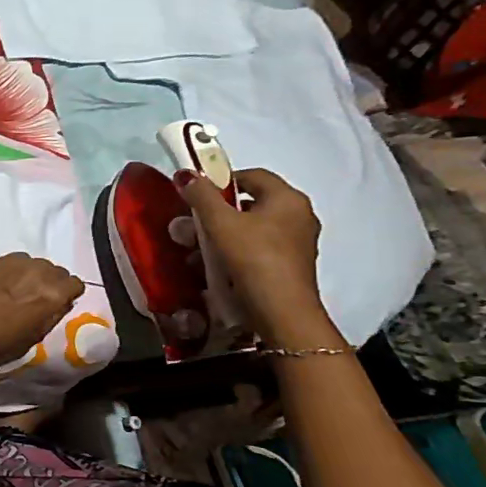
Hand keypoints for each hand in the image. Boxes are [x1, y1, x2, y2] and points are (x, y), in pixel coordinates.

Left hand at [0, 253, 83, 376]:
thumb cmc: (0, 343)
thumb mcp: (36, 336)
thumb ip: (53, 315)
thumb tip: (61, 303)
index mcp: (54, 293)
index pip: (75, 284)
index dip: (68, 295)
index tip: (59, 305)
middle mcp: (41, 271)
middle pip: (58, 271)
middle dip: (53, 284)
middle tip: (39, 301)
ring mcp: (19, 262)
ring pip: (39, 264)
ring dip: (35, 275)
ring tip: (21, 292)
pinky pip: (20, 260)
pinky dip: (19, 270)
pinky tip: (7, 285)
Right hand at [177, 168, 340, 348]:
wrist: (282, 312)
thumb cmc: (253, 259)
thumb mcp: (220, 224)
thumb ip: (201, 196)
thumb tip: (185, 174)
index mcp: (288, 198)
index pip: (253, 175)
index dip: (223, 180)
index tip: (198, 195)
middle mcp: (299, 215)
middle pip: (253, 203)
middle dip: (219, 212)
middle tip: (193, 225)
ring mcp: (298, 242)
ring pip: (254, 228)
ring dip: (224, 235)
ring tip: (197, 251)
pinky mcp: (291, 266)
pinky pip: (260, 249)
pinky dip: (237, 252)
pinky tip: (217, 267)